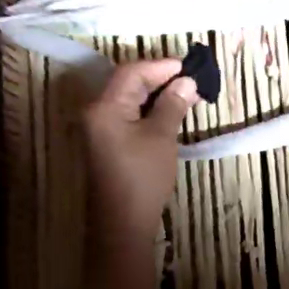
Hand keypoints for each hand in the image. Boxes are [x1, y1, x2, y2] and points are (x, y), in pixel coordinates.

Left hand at [83, 59, 200, 247]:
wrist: (123, 222)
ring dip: (157, 94)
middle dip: (160, 78)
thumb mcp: (161, 137)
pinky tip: (171, 112)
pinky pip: (129, 114)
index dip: (161, 66)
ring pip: (129, 99)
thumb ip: (172, 105)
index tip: (190, 66)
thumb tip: (186, 82)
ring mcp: (100, 128)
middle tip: (192, 80)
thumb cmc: (143, 177)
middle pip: (128, 83)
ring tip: (187, 94)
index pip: (132, 73)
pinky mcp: (108, 142)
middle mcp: (96, 112)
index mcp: (104, 106)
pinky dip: (150, 109)